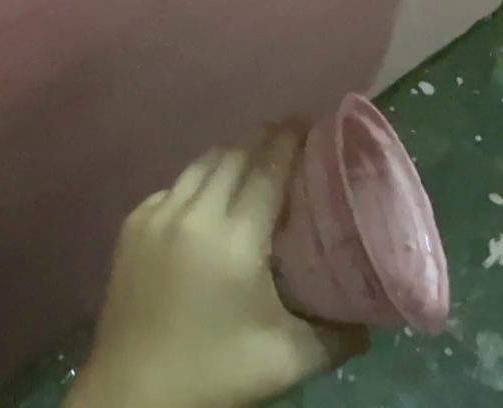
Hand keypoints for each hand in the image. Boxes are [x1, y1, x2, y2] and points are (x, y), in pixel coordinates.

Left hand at [66, 124, 368, 407]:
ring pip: (200, 164)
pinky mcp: (132, 224)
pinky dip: (198, 180)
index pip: (266, 169)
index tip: (309, 122)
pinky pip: (173, 186)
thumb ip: (336, 336)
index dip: (289, 140)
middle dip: (263, 138)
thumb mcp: (286, 360)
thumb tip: (370, 318)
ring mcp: (156, 214)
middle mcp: (192, 214)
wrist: (132, 394)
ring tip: (254, 155)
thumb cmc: (214, 374)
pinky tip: (210, 194)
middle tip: (289, 134)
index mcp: (233, 240)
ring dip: (230, 153)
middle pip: (233, 155)